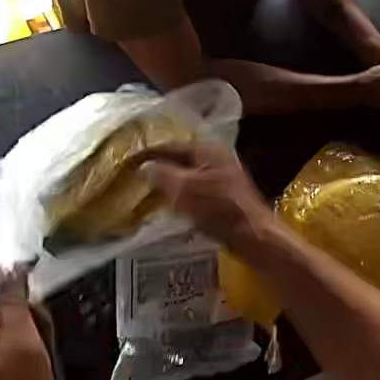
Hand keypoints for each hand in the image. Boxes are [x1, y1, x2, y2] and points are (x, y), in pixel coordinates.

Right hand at [144, 140, 278, 252]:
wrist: (252, 234)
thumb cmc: (217, 208)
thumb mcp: (183, 189)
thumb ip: (162, 174)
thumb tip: (145, 166)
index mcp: (208, 148)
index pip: (170, 145)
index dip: (148, 153)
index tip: (127, 161)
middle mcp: (218, 156)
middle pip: (181, 159)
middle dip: (159, 168)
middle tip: (135, 176)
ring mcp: (223, 175)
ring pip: (188, 174)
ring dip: (170, 182)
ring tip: (148, 191)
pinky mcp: (225, 194)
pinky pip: (197, 188)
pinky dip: (182, 194)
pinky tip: (171, 204)